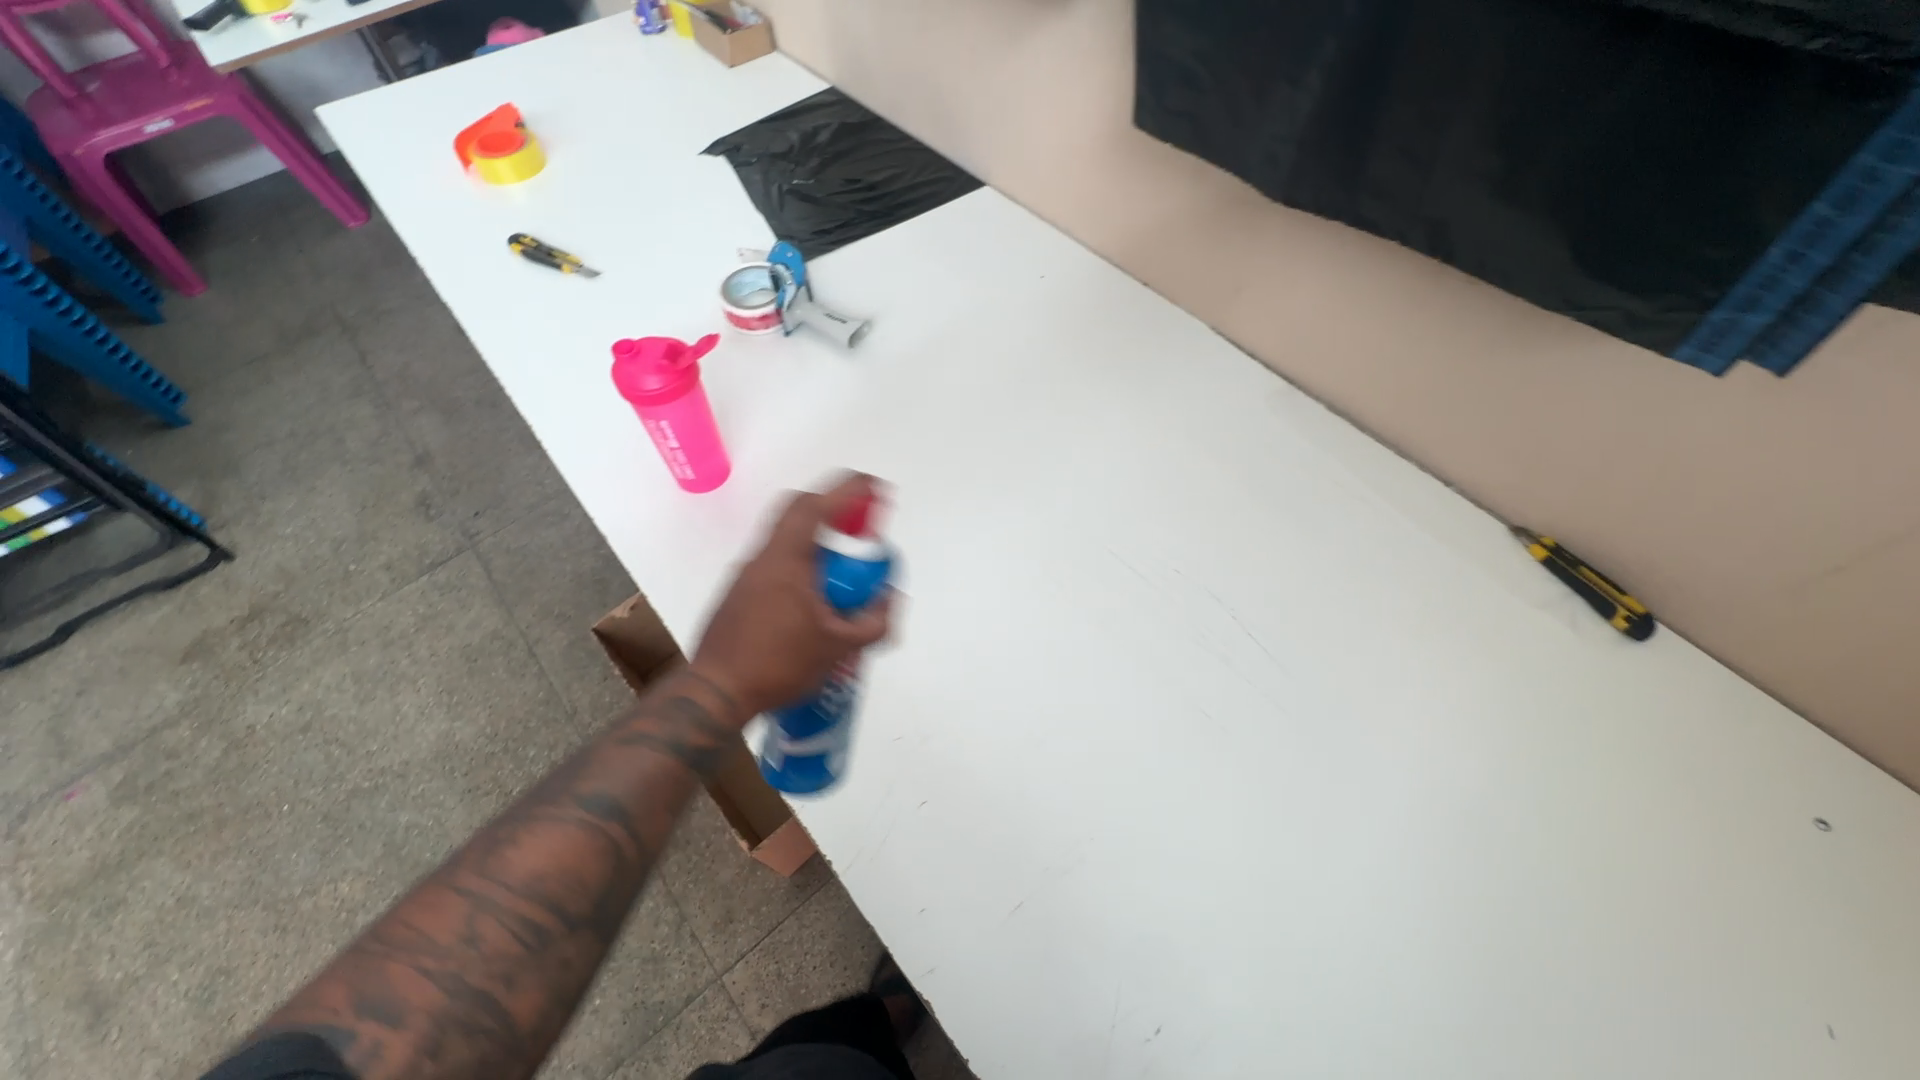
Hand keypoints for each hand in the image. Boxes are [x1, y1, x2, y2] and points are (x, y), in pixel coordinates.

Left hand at [691, 474, 895, 721]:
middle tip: (861, 532)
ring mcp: (744, 578)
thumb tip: (890, 597)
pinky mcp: (735, 598)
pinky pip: (776, 570)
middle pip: (798, 517)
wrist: (715, 694)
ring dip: (818, 550)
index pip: (815, 507)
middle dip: (834, 515)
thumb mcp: (840, 648)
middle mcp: (761, 559)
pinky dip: (801, 573)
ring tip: (842, 582)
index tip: (875, 488)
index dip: (848, 491)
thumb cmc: (778, 665)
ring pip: (786, 546)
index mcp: (785, 560)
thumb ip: (874, 621)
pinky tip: (813, 610)